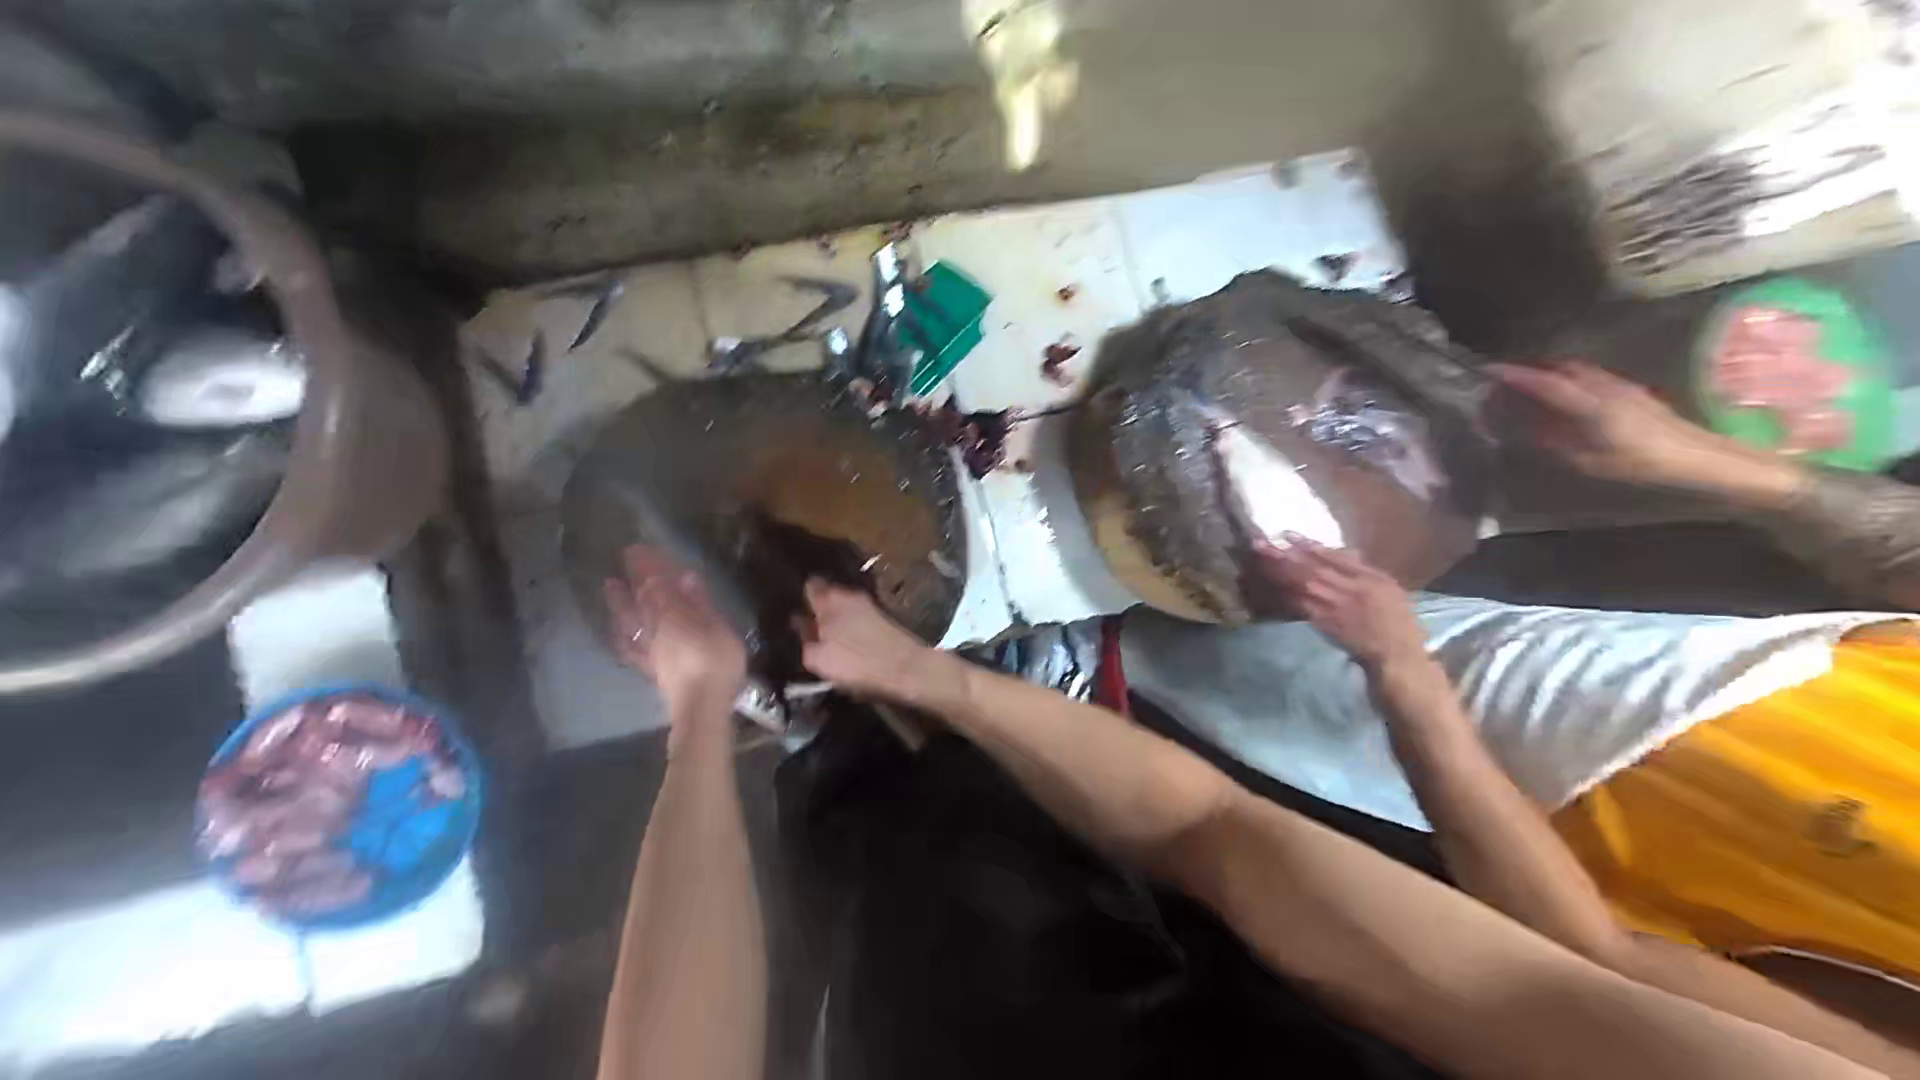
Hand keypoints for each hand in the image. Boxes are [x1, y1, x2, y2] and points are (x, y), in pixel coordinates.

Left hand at [603, 545, 746, 712]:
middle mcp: (656, 629)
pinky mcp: (652, 669)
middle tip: (622, 559)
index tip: (639, 547)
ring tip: (609, 587)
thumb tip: (685, 577)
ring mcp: (651, 650)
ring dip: (619, 603)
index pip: (657, 585)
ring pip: (630, 621)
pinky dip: (622, 638)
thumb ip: (701, 603)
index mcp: (674, 615)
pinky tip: (617, 634)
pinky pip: (631, 650)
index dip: (648, 566)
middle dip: (632, 578)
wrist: (702, 707)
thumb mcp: (718, 628)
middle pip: (641, 600)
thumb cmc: (717, 663)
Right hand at [795, 578, 956, 704]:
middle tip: (799, 623)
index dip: (795, 594)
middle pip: (824, 596)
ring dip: (831, 617)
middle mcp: (848, 594)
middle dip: (813, 607)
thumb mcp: (818, 658)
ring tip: (819, 634)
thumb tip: (794, 624)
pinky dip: (847, 626)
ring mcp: (867, 605)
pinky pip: (854, 618)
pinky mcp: (881, 618)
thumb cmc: (858, 663)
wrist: (907, 669)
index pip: (806, 585)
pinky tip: (843, 640)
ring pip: (840, 607)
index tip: (784, 605)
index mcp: (829, 598)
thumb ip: (803, 639)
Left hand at [1254, 535, 1427, 668]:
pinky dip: (1285, 592)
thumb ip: (1361, 568)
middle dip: (1285, 555)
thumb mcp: (1388, 585)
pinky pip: (1301, 605)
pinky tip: (1270, 583)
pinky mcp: (1324, 623)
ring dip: (1280, 570)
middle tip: (1261, 543)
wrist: (1396, 652)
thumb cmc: (1396, 617)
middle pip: (1312, 568)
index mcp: (1368, 578)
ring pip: (1302, 584)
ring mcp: (1334, 607)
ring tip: (1261, 558)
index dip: (1309, 545)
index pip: (1334, 557)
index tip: (1287, 535)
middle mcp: (1349, 590)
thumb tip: (1336, 551)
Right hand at [1491, 360, 1747, 488]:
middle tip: (1505, 379)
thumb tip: (1524, 428)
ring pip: (1579, 370)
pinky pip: (1592, 378)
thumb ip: (1553, 440)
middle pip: (1562, 369)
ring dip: (1551, 372)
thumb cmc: (1640, 464)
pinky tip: (1563, 395)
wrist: (1699, 458)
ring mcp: (1622, 387)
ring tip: (1529, 385)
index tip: (1488, 370)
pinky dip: (1569, 380)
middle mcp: (1607, 388)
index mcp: (1592, 405)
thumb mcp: (1587, 460)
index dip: (1515, 375)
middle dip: (1531, 369)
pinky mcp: (1632, 392)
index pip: (1546, 383)